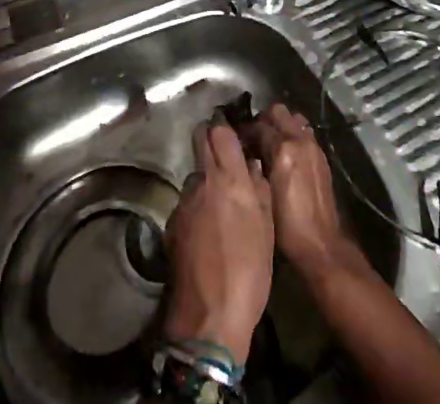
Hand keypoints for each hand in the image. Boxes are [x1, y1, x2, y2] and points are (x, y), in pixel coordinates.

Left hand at [161, 121, 273, 363]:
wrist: (210, 314)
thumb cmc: (250, 271)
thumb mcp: (267, 229)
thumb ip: (260, 191)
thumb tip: (253, 167)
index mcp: (229, 180)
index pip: (219, 131)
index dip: (224, 125)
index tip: (233, 128)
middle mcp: (202, 183)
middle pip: (200, 142)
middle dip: (211, 140)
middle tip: (227, 156)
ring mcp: (183, 203)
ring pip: (196, 178)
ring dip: (208, 183)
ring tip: (224, 208)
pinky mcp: (172, 223)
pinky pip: (188, 204)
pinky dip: (198, 208)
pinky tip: (210, 232)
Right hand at [253, 103, 358, 280]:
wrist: (321, 243)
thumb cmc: (286, 223)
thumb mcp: (263, 192)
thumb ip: (255, 163)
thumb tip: (245, 149)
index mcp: (283, 148)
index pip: (259, 125)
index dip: (244, 130)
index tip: (235, 138)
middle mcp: (300, 141)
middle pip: (279, 112)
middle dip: (264, 120)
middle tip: (252, 137)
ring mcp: (314, 148)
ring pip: (294, 120)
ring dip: (281, 126)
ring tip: (269, 144)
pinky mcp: (322, 158)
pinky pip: (305, 134)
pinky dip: (294, 136)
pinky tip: (285, 156)